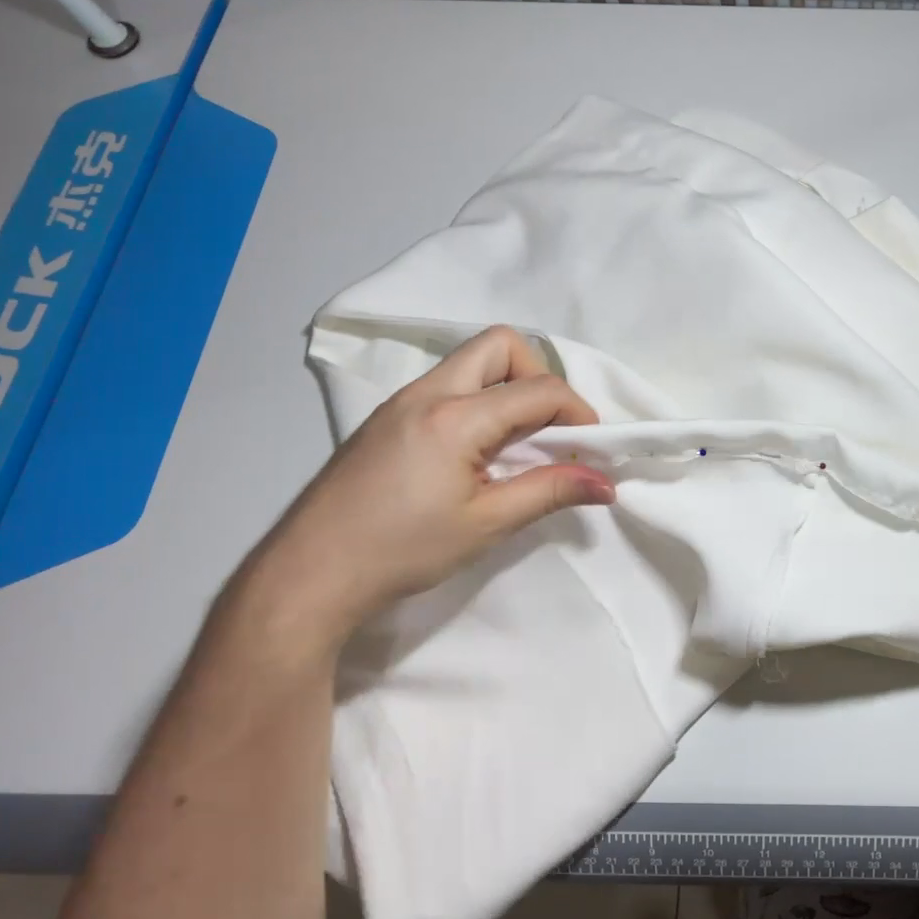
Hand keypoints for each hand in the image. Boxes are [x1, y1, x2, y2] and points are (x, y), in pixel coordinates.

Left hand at [245, 327, 613, 640]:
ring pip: (471, 362)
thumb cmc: (404, 550)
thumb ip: (550, 492)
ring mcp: (402, 402)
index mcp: (454, 417)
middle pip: (500, 345)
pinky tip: (479, 456)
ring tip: (519, 446)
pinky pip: (449, 387)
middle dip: (540, 378)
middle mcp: (427, 393)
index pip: (538, 389)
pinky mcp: (388, 419)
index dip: (579, 413)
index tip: (592, 450)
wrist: (311, 573)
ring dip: (509, 389)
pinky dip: (480, 403)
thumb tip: (607, 484)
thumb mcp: (487, 524)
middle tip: (551, 431)